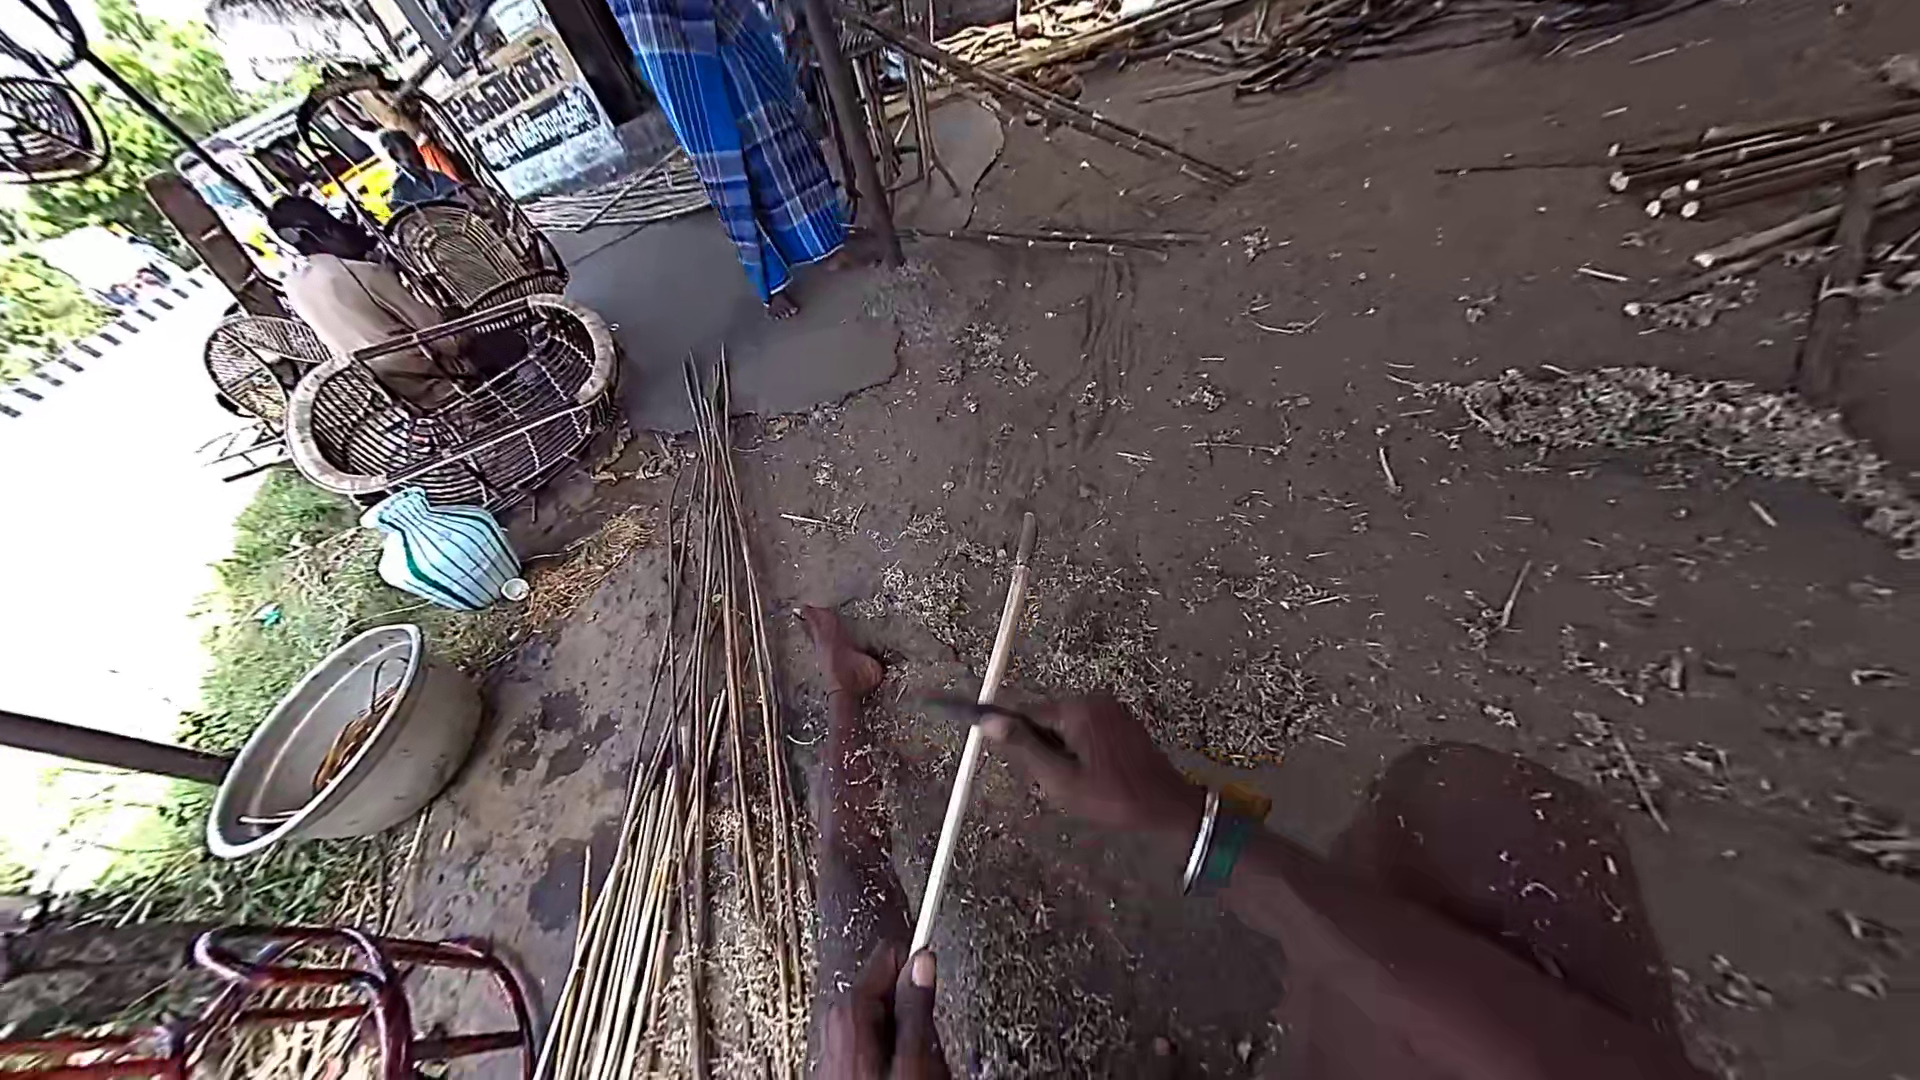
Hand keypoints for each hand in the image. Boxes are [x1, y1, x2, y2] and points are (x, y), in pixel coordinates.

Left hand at [818, 941, 948, 1079]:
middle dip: (913, 1010)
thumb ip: (917, 1004)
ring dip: (904, 1035)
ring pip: (886, 1016)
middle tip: (923, 1046)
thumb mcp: (913, 1059)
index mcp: (850, 1008)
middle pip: (890, 986)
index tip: (931, 989)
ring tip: (911, 1067)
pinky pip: (876, 1041)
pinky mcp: (840, 1063)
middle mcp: (837, 1019)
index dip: (917, 968)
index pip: (891, 952)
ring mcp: (836, 1042)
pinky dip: (891, 1054)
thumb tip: (923, 961)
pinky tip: (897, 1076)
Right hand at [982, 694, 1204, 834]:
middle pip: (1046, 717)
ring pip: (1065, 724)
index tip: (1019, 762)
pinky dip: (1080, 746)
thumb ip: (1024, 748)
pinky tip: (1093, 772)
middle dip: (1044, 747)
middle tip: (1057, 781)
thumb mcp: (1061, 780)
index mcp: (1076, 709)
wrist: (1168, 807)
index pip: (1027, 713)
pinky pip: (1085, 725)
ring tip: (1078, 780)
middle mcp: (1092, 698)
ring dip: (1062, 749)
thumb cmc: (1111, 798)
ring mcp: (1109, 705)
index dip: (1017, 737)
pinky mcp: (1120, 716)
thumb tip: (988, 721)